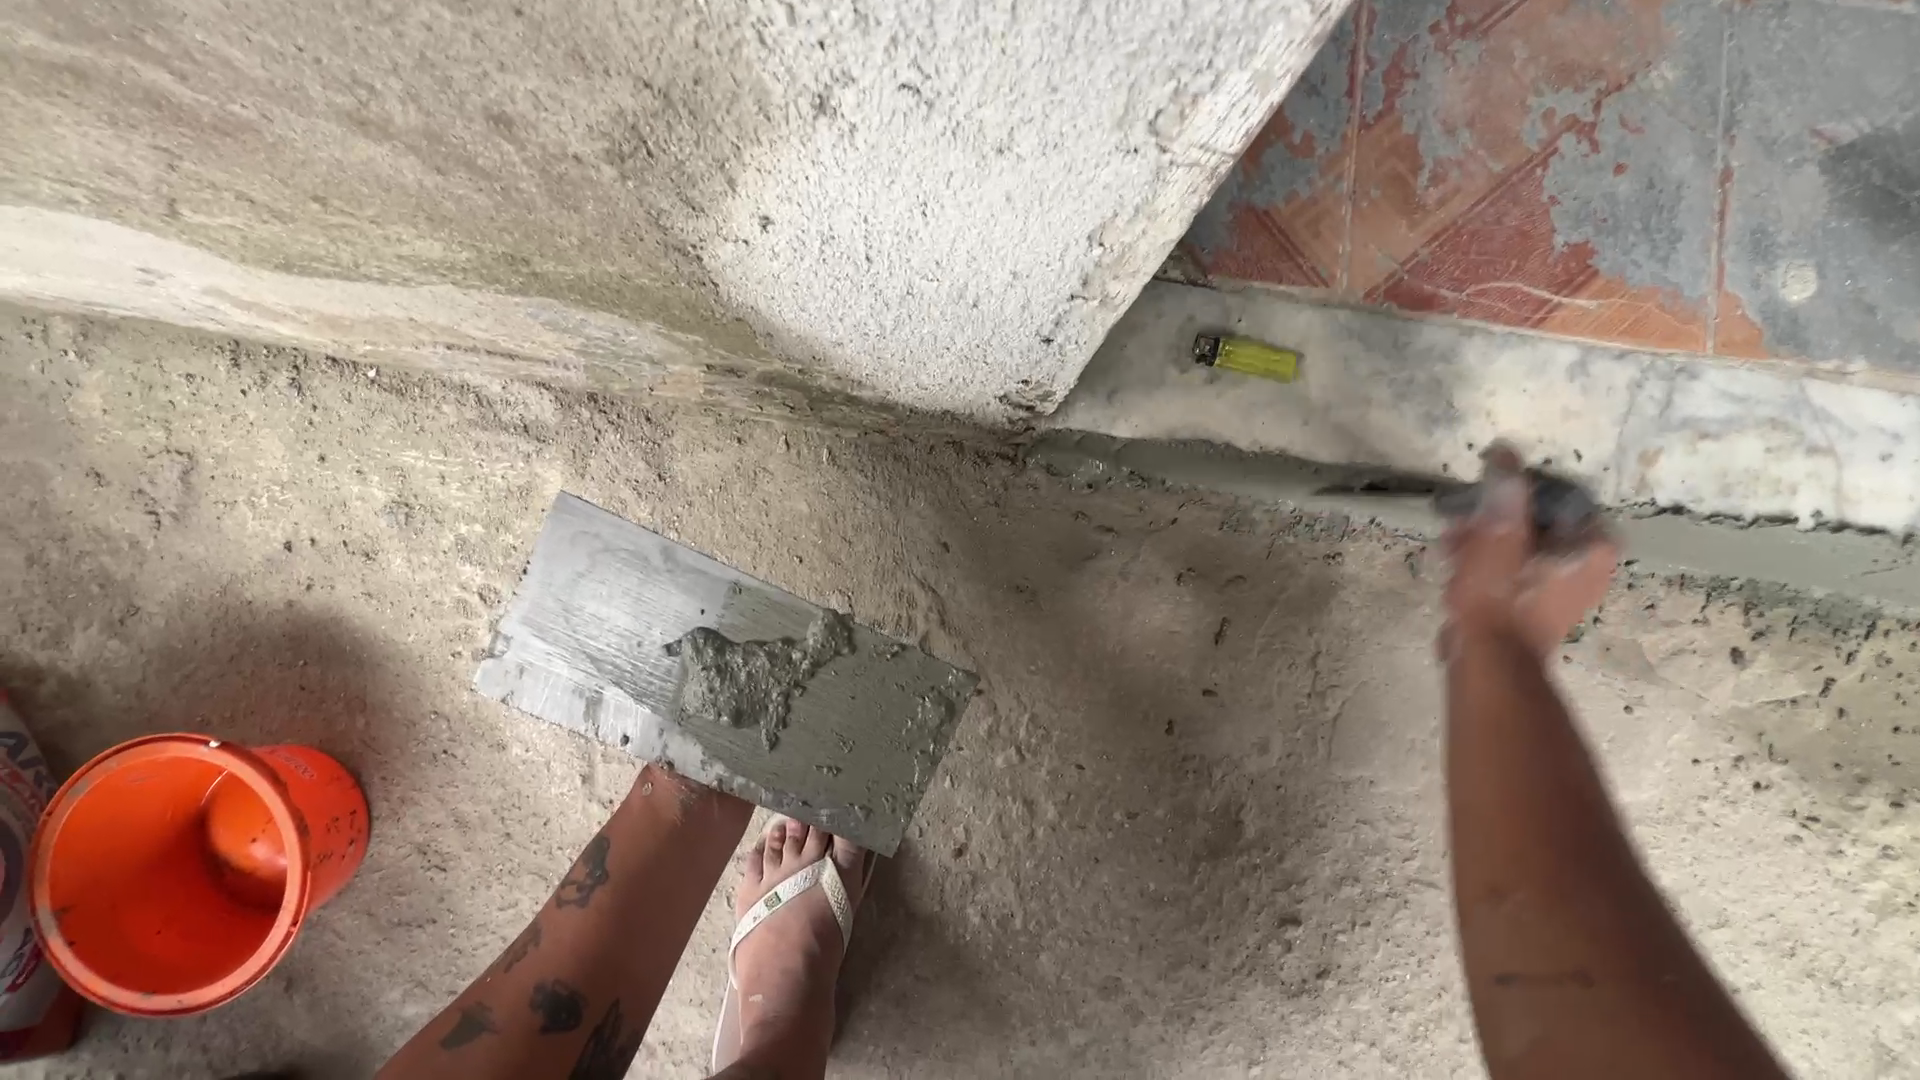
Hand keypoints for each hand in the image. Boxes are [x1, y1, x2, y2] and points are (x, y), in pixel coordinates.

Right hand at [1442, 445, 1617, 658]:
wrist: (1488, 660)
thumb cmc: (1499, 596)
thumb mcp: (1499, 535)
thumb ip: (1505, 492)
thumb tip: (1506, 451)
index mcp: (1594, 546)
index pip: (1559, 496)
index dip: (1518, 489)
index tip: (1483, 491)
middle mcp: (1588, 566)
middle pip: (1537, 522)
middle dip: (1493, 518)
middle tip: (1457, 519)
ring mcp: (1561, 589)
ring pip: (1519, 547)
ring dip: (1482, 540)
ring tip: (1449, 545)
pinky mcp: (1533, 607)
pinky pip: (1511, 571)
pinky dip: (1485, 564)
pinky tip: (1454, 568)